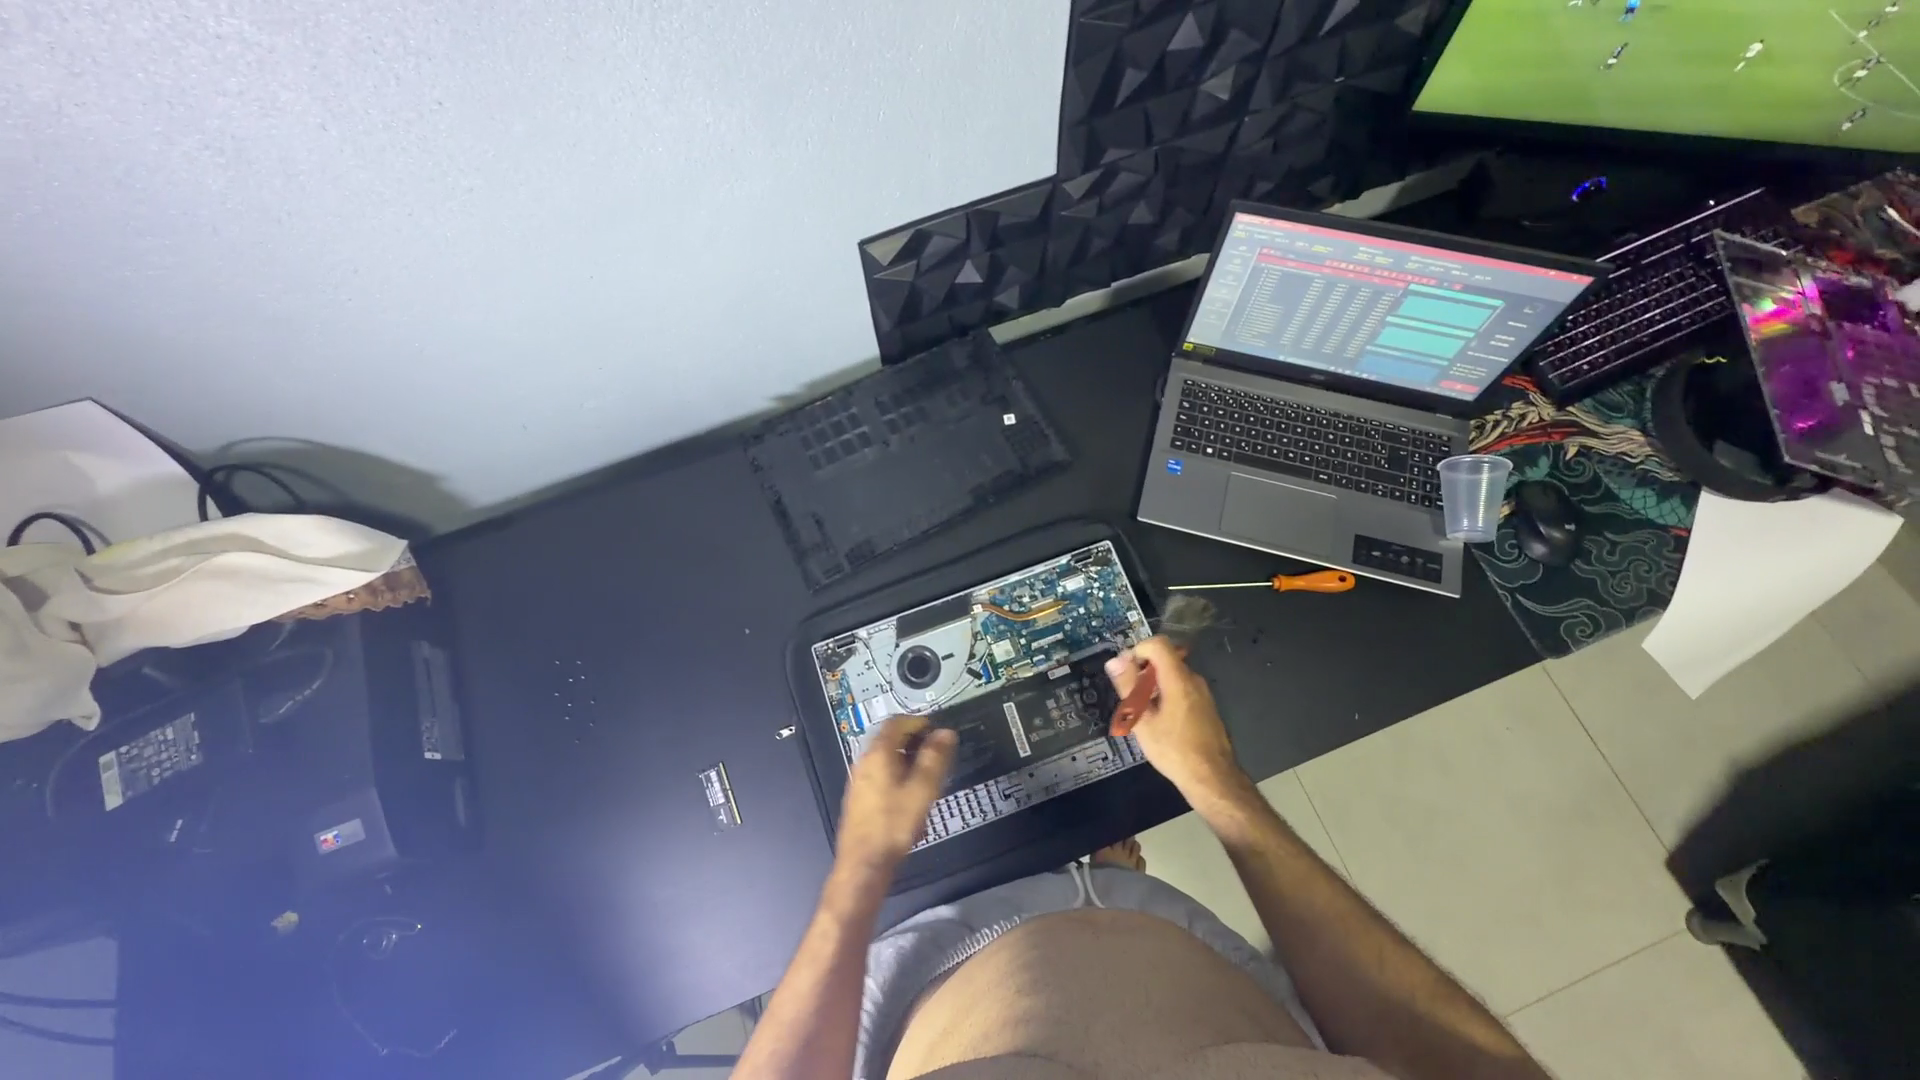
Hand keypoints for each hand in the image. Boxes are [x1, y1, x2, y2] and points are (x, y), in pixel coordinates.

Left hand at [834, 716, 956, 873]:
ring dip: (907, 759)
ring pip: (885, 759)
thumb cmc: (894, 824)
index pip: (896, 722)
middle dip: (914, 740)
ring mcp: (859, 780)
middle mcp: (864, 762)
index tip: (938, 730)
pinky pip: (881, 775)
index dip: (918, 721)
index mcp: (878, 754)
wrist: (864, 864)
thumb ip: (934, 759)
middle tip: (937, 752)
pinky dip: (898, 775)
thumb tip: (946, 732)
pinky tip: (911, 796)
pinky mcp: (859, 798)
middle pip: (889, 739)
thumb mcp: (922, 790)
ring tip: (929, 774)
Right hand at [1105, 637, 1244, 798]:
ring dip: (1154, 686)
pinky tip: (1161, 723)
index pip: (1158, 644)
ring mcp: (1203, 693)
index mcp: (1178, 679)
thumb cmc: (1174, 750)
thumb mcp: (1143, 721)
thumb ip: (1129, 687)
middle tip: (1131, 698)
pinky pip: (1182, 689)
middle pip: (1165, 659)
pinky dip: (1167, 696)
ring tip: (1143, 714)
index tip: (1126, 672)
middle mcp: (1194, 680)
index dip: (1137, 651)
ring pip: (1173, 676)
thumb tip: (1115, 661)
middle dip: (1143, 672)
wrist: (1212, 778)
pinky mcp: (1206, 706)